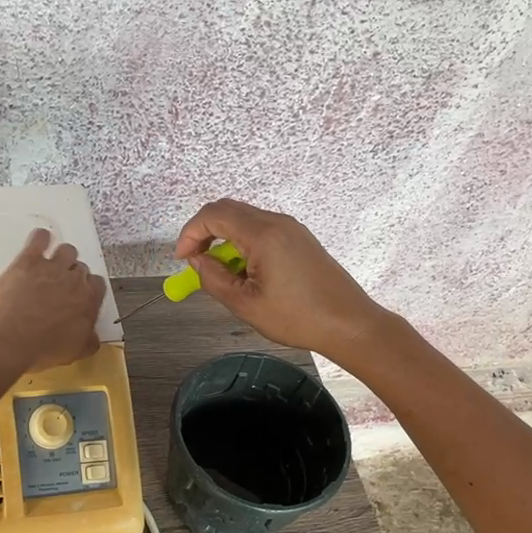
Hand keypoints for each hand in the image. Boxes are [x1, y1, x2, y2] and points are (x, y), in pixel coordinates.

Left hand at [0, 229, 106, 371]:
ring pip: (66, 250)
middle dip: (72, 274)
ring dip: (61, 256)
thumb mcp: (72, 353)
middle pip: (81, 267)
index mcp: (88, 302)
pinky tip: (38, 242)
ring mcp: (51, 267)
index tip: (77, 295)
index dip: (87, 289)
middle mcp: (74, 280)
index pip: (97, 285)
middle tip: (59, 285)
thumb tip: (93, 337)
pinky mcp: (28, 260)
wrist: (5, 341)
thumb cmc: (39, 350)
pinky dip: (41, 238)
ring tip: (49, 265)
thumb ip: (88, 340)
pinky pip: (41, 238)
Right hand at [174, 198, 393, 361]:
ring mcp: (291, 228)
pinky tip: (244, 270)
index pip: (213, 215)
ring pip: (244, 218)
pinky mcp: (299, 238)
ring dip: (223, 237)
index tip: (182, 259)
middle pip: (228, 209)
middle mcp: (277, 222)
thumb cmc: (297, 317)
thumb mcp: (245, 304)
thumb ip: (213, 278)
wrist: (349, 323)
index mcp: (263, 234)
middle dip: (204, 231)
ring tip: (220, 270)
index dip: (190, 233)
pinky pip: (261, 228)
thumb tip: (197, 261)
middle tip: (194, 261)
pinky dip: (242, 241)